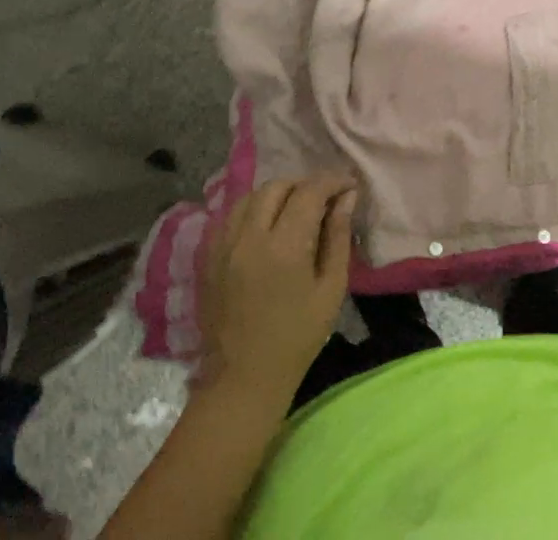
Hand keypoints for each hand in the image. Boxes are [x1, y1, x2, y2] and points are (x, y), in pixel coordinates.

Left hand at [197, 175, 358, 398]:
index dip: (332, 181)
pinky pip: (231, 217)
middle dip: (304, 184)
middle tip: (325, 199)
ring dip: (277, 194)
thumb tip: (346, 199)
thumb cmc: (298, 335)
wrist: (243, 375)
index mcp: (284, 247)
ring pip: (249, 197)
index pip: (308, 192)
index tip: (349, 186)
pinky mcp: (208, 257)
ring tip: (297, 210)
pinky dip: (254, 210)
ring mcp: (222, 246)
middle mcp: (248, 238)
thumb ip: (338, 238)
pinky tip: (269, 227)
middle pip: (276, 187)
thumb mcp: (331, 288)